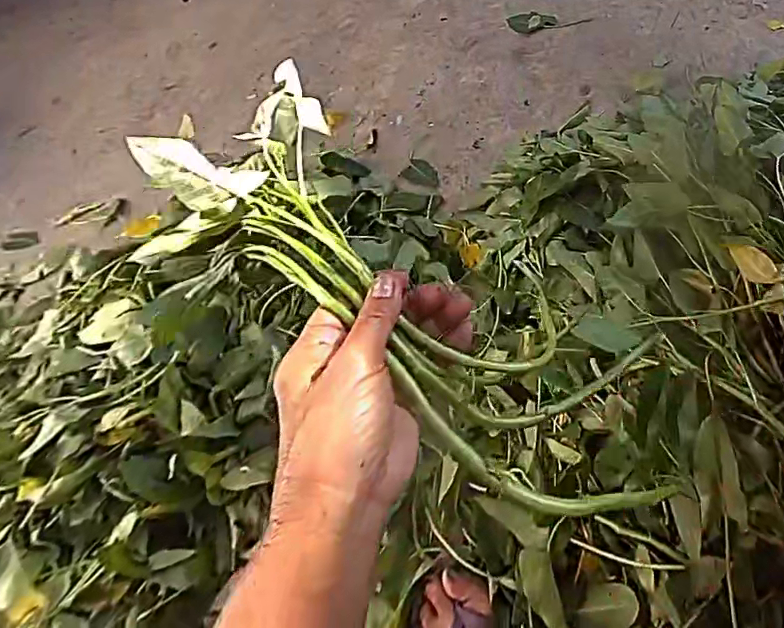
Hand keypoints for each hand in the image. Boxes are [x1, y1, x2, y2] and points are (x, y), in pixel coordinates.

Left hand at [269, 272, 475, 536]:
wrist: (348, 505)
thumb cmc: (337, 434)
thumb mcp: (354, 364)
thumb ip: (374, 318)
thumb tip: (387, 280)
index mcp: (319, 349)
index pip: (349, 302)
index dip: (380, 287)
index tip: (409, 279)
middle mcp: (345, 360)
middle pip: (386, 317)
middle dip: (417, 303)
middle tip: (447, 295)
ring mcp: (375, 380)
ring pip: (410, 337)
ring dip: (436, 320)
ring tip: (463, 309)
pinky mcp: (401, 399)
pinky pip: (425, 363)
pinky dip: (444, 347)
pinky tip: (463, 334)